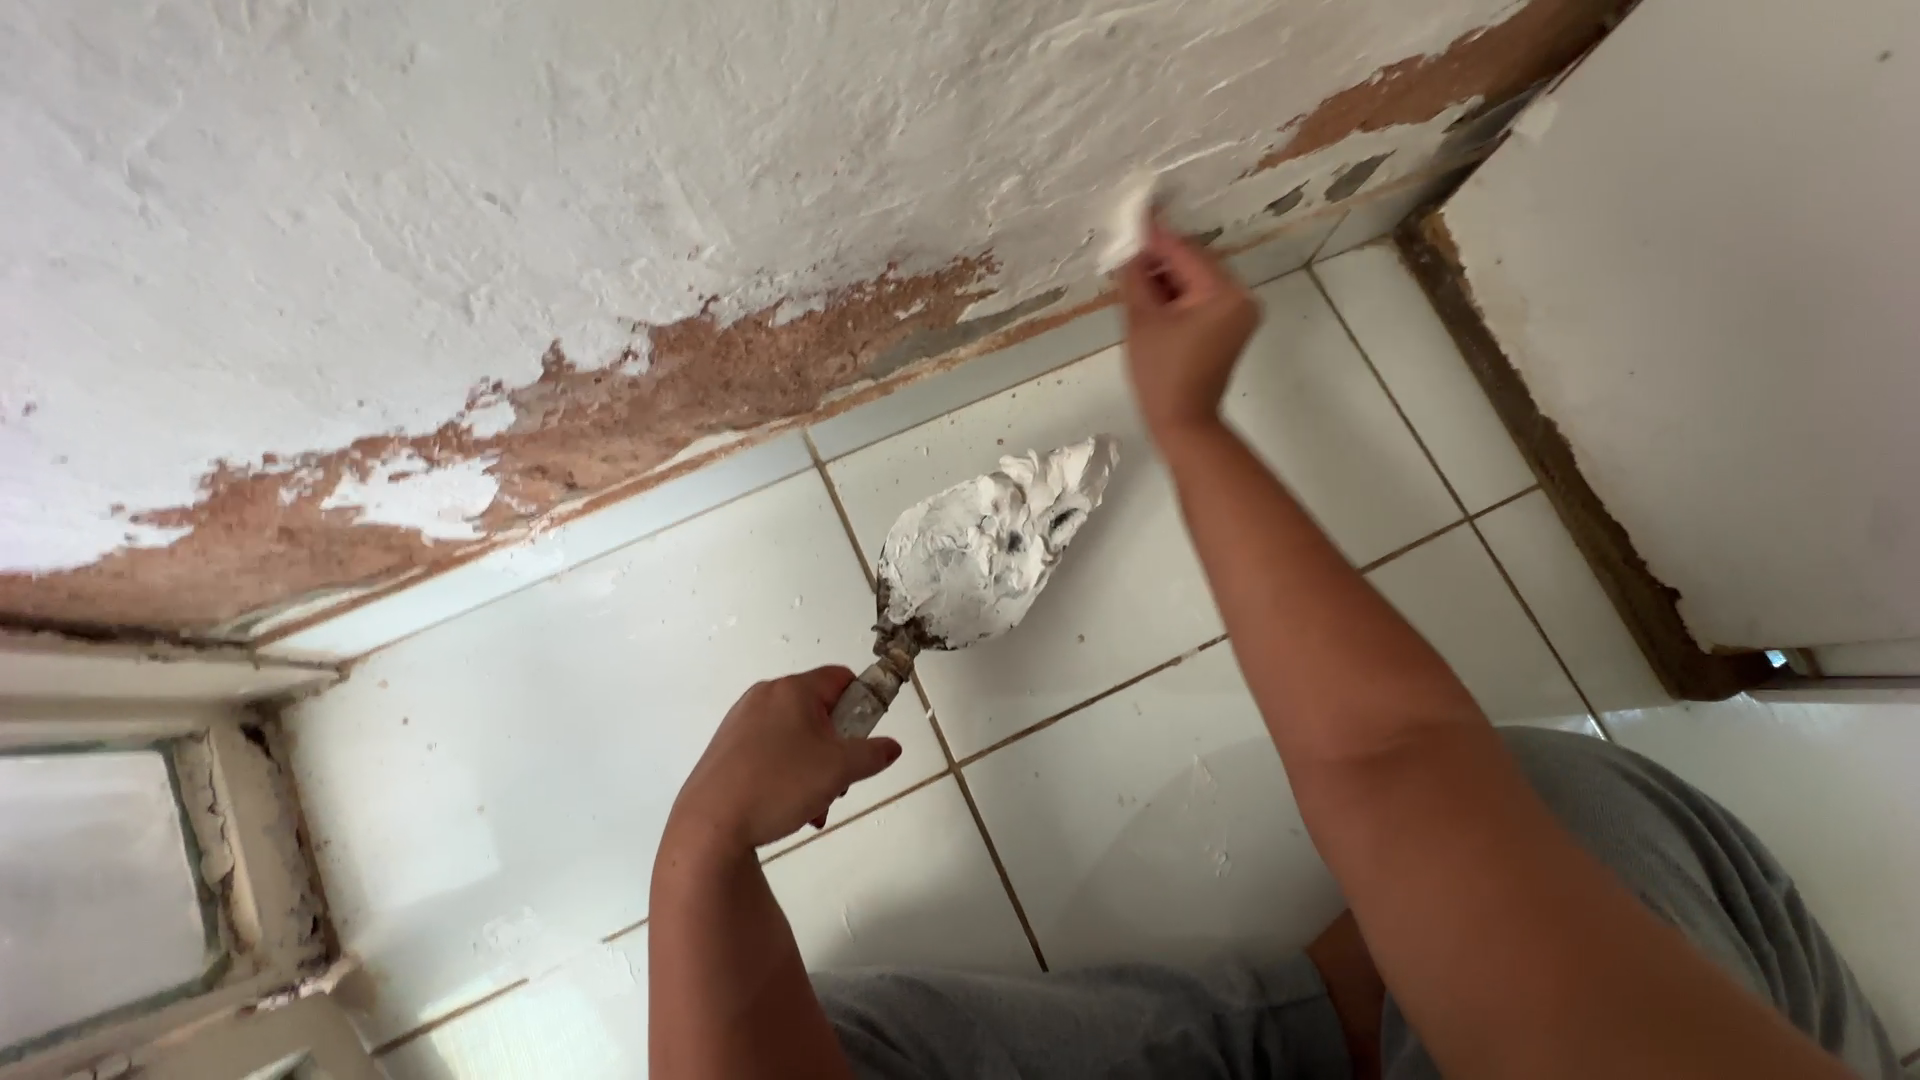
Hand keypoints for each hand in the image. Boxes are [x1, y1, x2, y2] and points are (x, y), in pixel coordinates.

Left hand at [667, 667, 902, 853]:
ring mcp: (741, 722)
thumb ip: (872, 754)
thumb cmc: (780, 785)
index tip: (863, 738)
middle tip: (837, 780)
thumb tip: (891, 747)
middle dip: (836, 747)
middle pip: (818, 711)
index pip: (841, 678)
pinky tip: (785, 809)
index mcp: (792, 690)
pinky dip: (786, 774)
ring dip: (814, 768)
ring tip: (812, 806)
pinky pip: (770, 752)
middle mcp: (765, 696)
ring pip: (795, 737)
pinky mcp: (725, 748)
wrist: (709, 825)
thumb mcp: (839, 770)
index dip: (861, 703)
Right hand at [1118, 214, 1261, 439]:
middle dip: (1161, 259)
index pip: (1186, 253)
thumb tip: (1132, 248)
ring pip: (1198, 281)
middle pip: (1196, 264)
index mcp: (1225, 293)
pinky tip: (1153, 298)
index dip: (1156, 236)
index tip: (1135, 216)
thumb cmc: (1160, 374)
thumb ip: (1136, 278)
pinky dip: (1179, 297)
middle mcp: (1242, 296)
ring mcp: (1240, 312)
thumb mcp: (1142, 321)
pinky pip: (1203, 299)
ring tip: (1134, 279)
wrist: (1182, 422)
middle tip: (1127, 254)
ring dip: (1168, 278)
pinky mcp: (1232, 327)